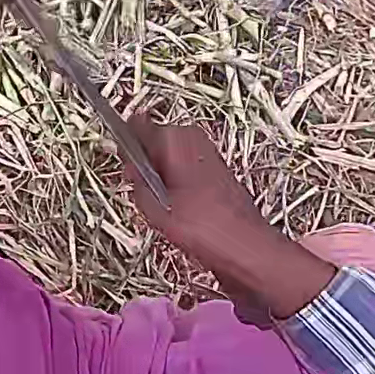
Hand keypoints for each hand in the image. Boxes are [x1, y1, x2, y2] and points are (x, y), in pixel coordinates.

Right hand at [123, 114, 335, 324]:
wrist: (246, 246)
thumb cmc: (200, 226)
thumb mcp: (153, 206)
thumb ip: (136, 179)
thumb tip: (130, 165)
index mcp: (174, 137)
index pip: (136, 126)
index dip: (127, 148)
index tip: (128, 171)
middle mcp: (192, 137)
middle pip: (153, 140)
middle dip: (145, 162)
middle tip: (144, 192)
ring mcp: (207, 150)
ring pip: (168, 154)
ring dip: (161, 173)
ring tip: (164, 204)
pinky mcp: (217, 166)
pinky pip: (184, 165)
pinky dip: (177, 180)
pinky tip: (180, 206)